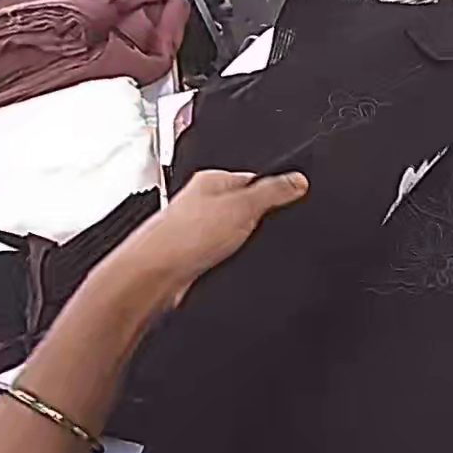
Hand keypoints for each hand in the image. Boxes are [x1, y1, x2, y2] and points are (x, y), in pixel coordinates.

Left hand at [104, 169, 308, 307]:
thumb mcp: (243, 208)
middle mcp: (201, 201)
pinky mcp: (195, 253)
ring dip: (242, 241)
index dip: (275, 190)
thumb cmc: (185, 237)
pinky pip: (223, 252)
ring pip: (233, 231)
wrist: (155, 274)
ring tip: (242, 248)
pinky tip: (229, 263)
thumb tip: (297, 180)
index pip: (253, 178)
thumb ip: (272, 192)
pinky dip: (230, 257)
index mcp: (212, 180)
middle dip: (259, 219)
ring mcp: (197, 228)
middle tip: (265, 230)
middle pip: (244, 205)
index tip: (292, 201)